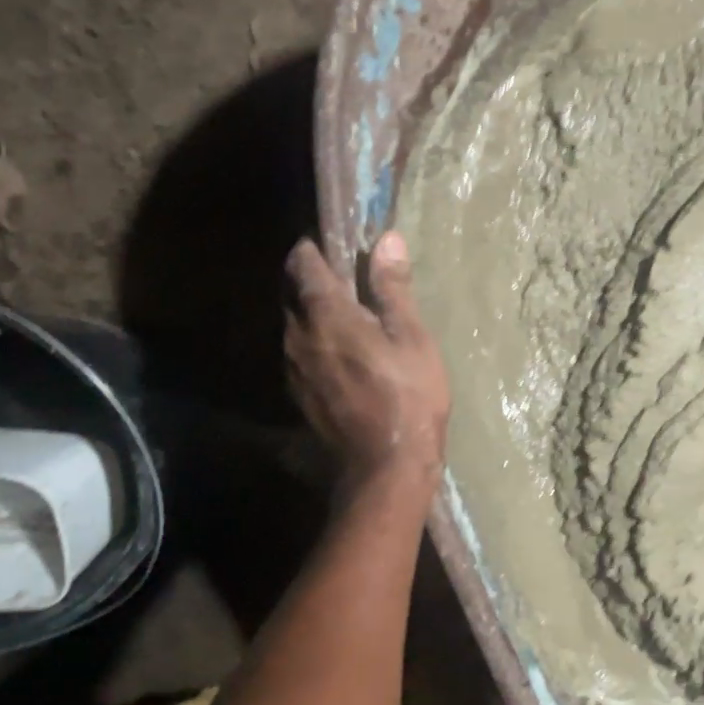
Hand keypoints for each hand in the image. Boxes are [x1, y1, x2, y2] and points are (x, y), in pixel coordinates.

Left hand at [284, 232, 449, 492]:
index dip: (315, 247)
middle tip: (345, 277)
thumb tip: (386, 239)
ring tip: (347, 317)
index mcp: (326, 315)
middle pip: (292, 293)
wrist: (385, 465)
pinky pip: (299, 353)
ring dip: (312, 313)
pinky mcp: (298, 394)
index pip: (304, 264)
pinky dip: (315, 343)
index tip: (334, 242)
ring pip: (294, 325)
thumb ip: (393, 289)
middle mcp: (297, 336)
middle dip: (311, 279)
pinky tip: (342, 355)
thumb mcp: (412, 338)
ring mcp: (292, 368)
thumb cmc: (409, 396)